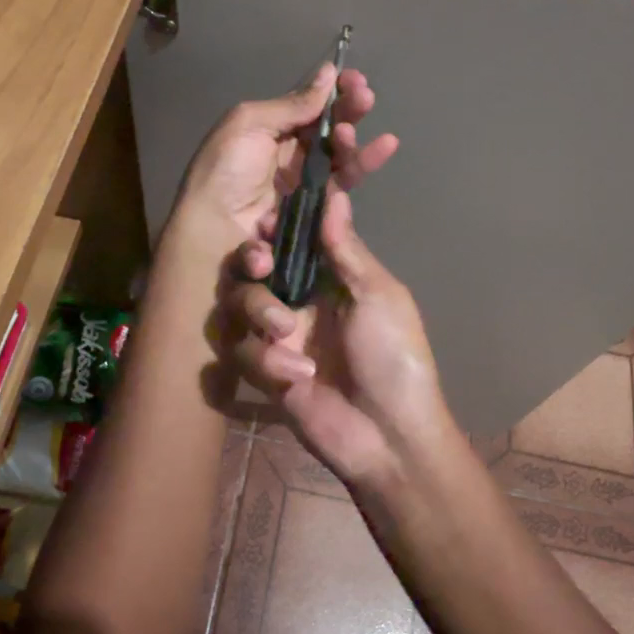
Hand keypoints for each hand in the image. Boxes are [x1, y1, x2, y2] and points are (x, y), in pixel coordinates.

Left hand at [171, 63, 397, 256]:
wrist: (213, 230)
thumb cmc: (225, 171)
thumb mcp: (249, 124)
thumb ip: (292, 104)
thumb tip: (328, 73)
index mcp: (271, 130)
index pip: (310, 106)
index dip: (334, 93)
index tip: (356, 79)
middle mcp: (290, 155)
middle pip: (330, 131)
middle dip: (350, 112)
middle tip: (366, 99)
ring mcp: (303, 185)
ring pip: (341, 160)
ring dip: (353, 142)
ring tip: (353, 134)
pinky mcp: (315, 212)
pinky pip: (342, 190)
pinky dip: (359, 169)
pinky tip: (377, 152)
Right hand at [224, 191, 453, 489]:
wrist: (389, 437)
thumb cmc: (395, 357)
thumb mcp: (379, 296)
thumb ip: (347, 250)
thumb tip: (335, 196)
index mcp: (330, 280)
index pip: (290, 243)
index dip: (274, 230)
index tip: (265, 223)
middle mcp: (299, 303)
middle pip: (253, 270)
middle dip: (251, 267)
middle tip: (260, 267)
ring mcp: (279, 339)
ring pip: (238, 308)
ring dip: (259, 316)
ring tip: (287, 335)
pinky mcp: (264, 374)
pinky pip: (241, 353)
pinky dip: (265, 362)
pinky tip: (297, 378)